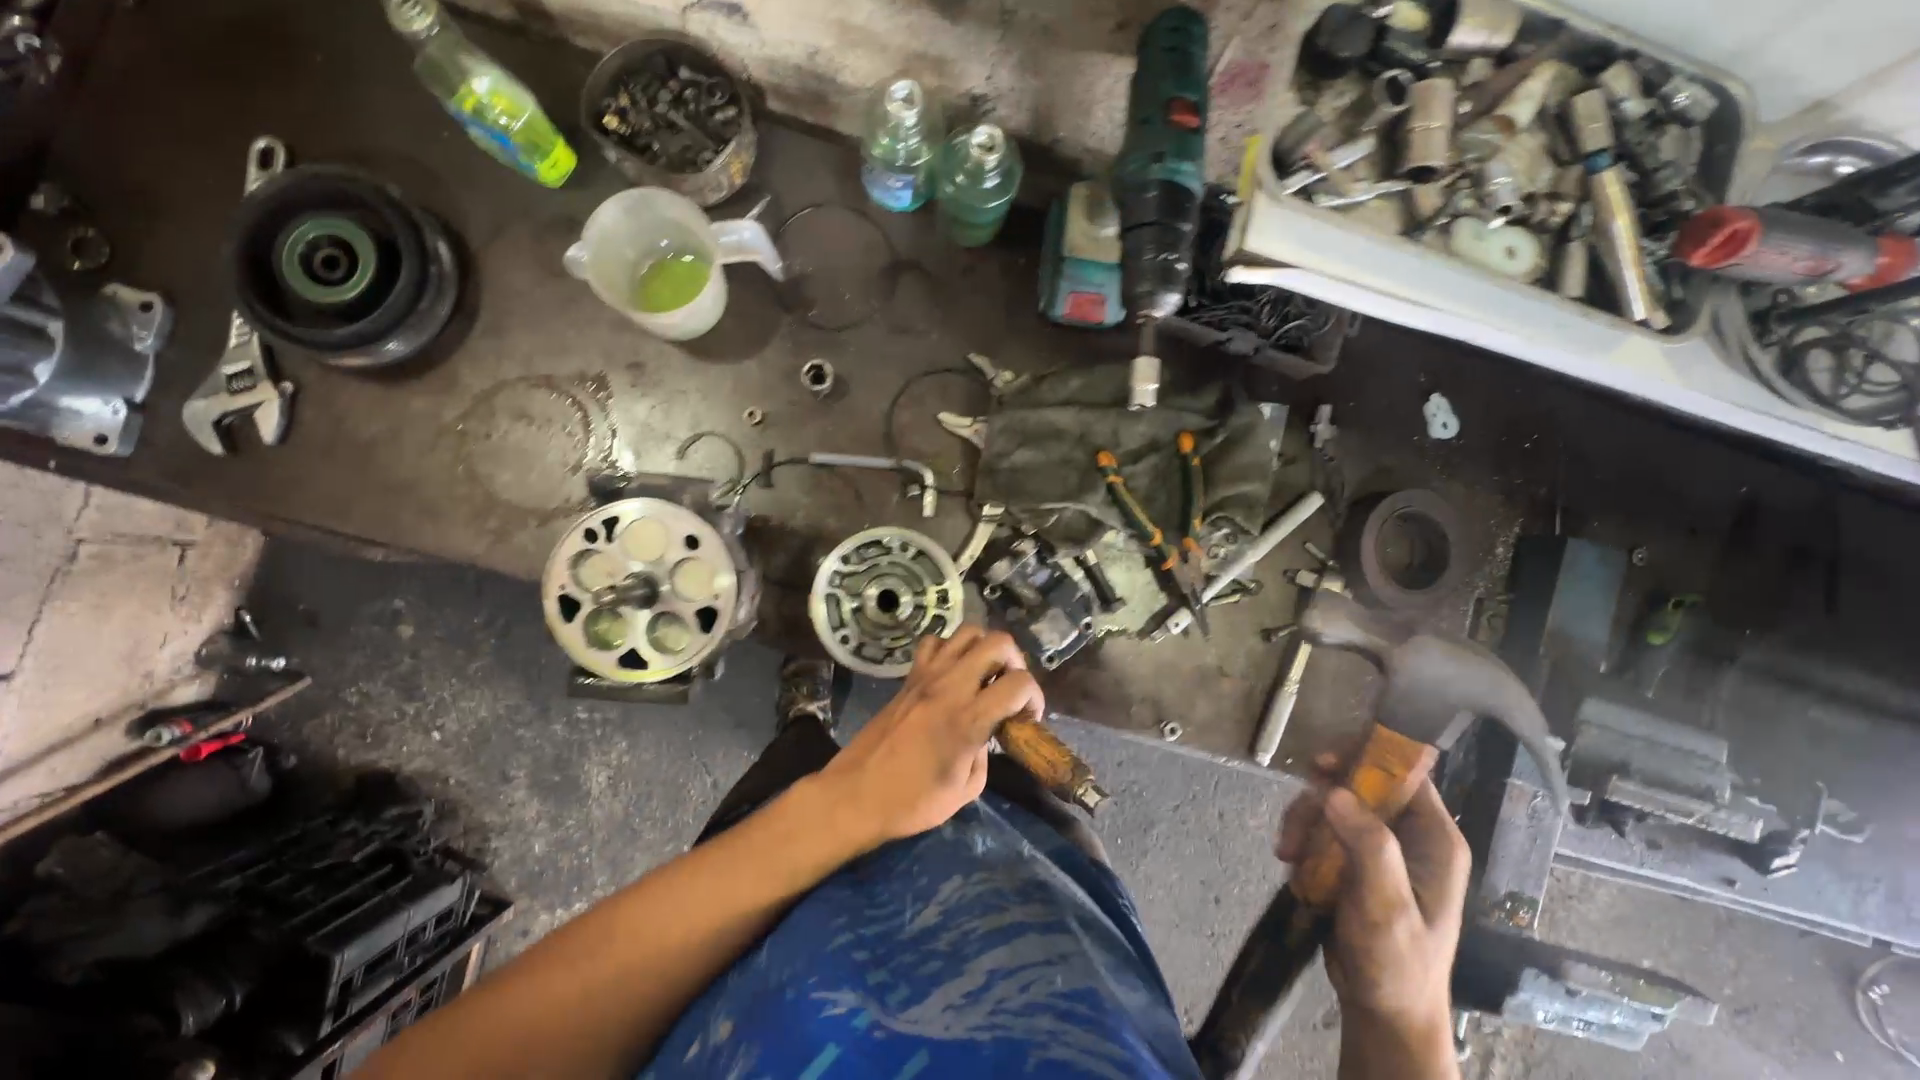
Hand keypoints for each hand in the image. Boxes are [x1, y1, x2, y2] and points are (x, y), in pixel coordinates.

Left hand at [813, 626, 1043, 848]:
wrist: (856, 795)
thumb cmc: (912, 803)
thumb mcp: (965, 790)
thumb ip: (984, 755)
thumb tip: (986, 735)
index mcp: (968, 719)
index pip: (1019, 683)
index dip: (1035, 698)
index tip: (1028, 720)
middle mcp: (950, 687)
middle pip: (998, 642)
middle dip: (1016, 662)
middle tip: (1011, 690)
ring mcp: (926, 676)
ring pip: (968, 631)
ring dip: (985, 648)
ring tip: (985, 676)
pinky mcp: (908, 677)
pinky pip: (935, 643)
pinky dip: (951, 649)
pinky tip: (953, 674)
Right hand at [1277, 754, 1469, 1050]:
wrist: (1383, 1011)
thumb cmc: (1397, 963)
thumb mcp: (1387, 907)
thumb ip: (1369, 848)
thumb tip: (1335, 791)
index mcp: (1434, 838)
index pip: (1405, 772)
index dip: (1365, 757)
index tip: (1322, 764)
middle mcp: (1410, 835)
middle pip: (1358, 784)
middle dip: (1319, 798)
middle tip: (1294, 826)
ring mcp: (1379, 848)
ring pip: (1332, 805)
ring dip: (1303, 821)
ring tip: (1286, 854)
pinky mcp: (1353, 862)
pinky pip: (1321, 829)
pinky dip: (1301, 840)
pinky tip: (1292, 865)